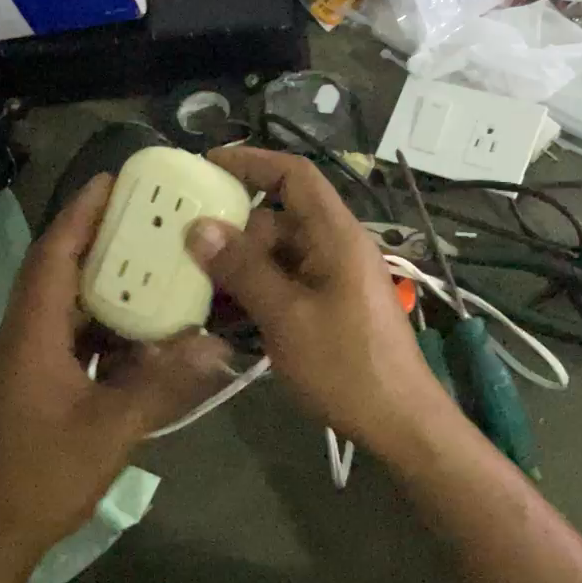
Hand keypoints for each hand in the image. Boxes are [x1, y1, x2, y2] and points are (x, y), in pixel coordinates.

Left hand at [0, 174, 231, 557]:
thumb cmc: (42, 475)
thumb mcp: (110, 428)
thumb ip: (163, 383)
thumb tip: (216, 343)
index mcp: (34, 334)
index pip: (54, 255)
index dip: (81, 214)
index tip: (112, 180)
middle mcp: (28, 336)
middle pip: (60, 270)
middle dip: (99, 236)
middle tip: (147, 212)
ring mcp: (34, 362)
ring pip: (70, 303)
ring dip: (106, 278)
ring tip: (153, 257)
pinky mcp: (44, 383)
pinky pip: (78, 335)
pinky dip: (109, 320)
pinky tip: (146, 324)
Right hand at [185, 147, 446, 450]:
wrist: (399, 420)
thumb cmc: (346, 365)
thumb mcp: (287, 317)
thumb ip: (244, 270)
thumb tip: (200, 227)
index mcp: (336, 235)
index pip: (295, 175)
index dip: (252, 162)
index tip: (206, 167)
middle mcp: (337, 246)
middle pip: (280, 217)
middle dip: (234, 227)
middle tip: (183, 244)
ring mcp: (336, 276)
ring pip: (280, 253)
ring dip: (242, 264)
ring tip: (193, 281)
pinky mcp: (332, 304)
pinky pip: (289, 281)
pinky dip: (259, 289)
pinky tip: (224, 311)